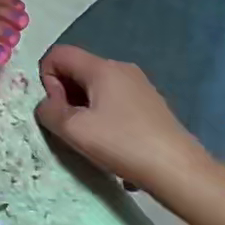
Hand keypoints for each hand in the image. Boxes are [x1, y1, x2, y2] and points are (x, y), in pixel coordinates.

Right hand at [35, 45, 208, 191]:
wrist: (178, 170)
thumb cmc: (122, 144)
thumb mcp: (74, 130)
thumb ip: (48, 111)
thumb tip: (47, 104)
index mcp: (102, 68)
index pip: (58, 54)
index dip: (46, 78)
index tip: (56, 108)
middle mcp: (121, 68)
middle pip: (77, 70)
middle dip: (64, 94)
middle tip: (70, 127)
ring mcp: (138, 85)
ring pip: (95, 87)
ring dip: (82, 108)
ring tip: (90, 138)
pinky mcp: (149, 103)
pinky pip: (113, 100)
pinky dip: (102, 115)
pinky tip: (111, 142)